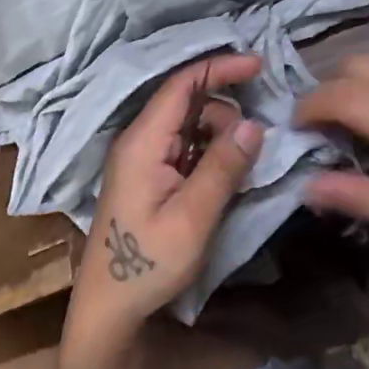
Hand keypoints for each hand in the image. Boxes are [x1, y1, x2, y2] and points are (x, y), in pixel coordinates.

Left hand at [65, 55, 266, 349]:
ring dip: (219, 134)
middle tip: (256, 142)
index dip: (218, 68)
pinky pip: (183, 146)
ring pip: (187, 125)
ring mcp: (141, 157)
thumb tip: (254, 123)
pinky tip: (224, 174)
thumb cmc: (148, 262)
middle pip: (186, 103)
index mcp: (142, 141)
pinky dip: (208, 151)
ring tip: (241, 168)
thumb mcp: (192, 218)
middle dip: (225, 111)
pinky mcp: (148, 175)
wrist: (110, 305)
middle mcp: (138, 140)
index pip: (181, 86)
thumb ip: (222, 168)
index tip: (258, 64)